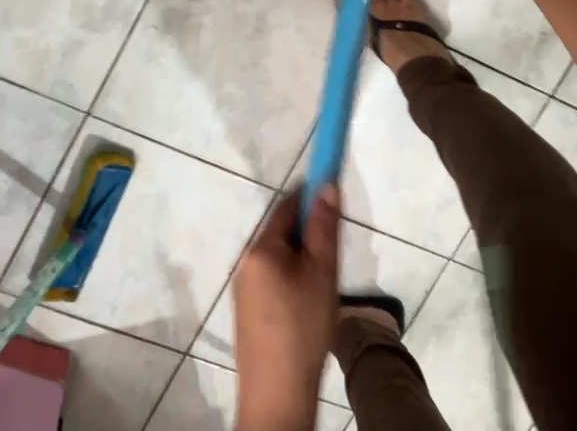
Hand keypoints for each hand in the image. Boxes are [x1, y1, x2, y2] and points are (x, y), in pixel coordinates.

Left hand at [233, 185, 340, 430]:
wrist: (277, 392)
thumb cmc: (303, 326)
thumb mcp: (323, 272)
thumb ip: (325, 227)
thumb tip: (327, 184)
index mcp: (260, 248)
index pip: (288, 206)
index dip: (311, 196)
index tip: (334, 194)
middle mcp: (245, 261)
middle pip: (281, 232)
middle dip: (308, 232)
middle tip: (334, 252)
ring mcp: (242, 288)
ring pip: (277, 257)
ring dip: (300, 257)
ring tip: (323, 283)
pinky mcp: (246, 310)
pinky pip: (271, 278)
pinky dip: (290, 278)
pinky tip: (306, 303)